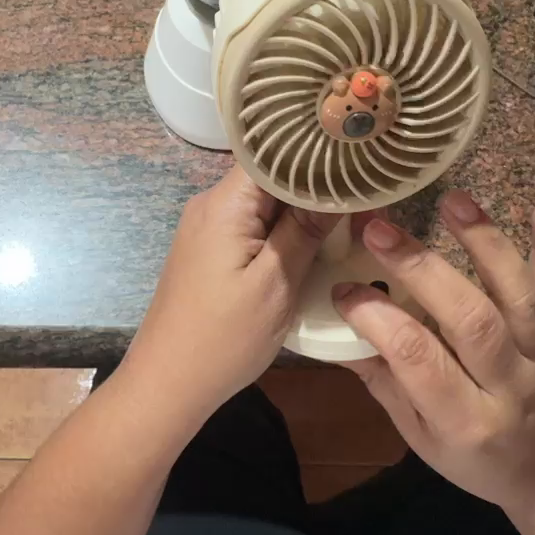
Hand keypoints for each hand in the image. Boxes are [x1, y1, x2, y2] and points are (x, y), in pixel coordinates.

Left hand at [123, 167, 340, 409]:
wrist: (168, 384)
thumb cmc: (223, 337)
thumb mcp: (275, 284)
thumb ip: (305, 231)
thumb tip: (339, 185)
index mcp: (224, 203)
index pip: (274, 153)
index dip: (316, 151)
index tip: (358, 154)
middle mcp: (211, 205)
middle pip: (270, 176)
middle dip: (315, 182)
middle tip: (366, 186)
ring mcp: (208, 228)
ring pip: (264, 203)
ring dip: (301, 209)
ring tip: (351, 211)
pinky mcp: (210, 251)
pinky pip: (252, 225)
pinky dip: (283, 230)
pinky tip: (313, 240)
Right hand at [333, 191, 534, 513]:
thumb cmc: (469, 457)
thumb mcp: (416, 435)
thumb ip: (381, 379)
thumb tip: (336, 325)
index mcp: (465, 420)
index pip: (419, 360)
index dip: (377, 319)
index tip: (342, 289)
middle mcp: (507, 383)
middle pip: (471, 320)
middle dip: (421, 270)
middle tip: (377, 230)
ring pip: (516, 295)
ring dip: (485, 243)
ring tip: (451, 200)